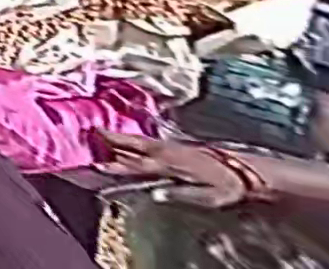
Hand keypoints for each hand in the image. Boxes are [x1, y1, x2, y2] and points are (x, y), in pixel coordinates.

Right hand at [96, 132, 253, 208]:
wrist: (240, 169)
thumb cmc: (223, 186)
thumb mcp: (208, 196)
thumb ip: (179, 194)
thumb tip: (152, 194)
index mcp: (165, 165)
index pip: (134, 165)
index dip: (115, 166)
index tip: (96, 165)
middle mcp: (158, 151)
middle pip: (126, 143)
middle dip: (107, 140)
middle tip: (88, 136)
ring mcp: (161, 144)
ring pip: (130, 138)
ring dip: (113, 136)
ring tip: (96, 132)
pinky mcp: (164, 142)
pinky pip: (138, 137)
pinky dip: (124, 136)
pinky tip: (120, 137)